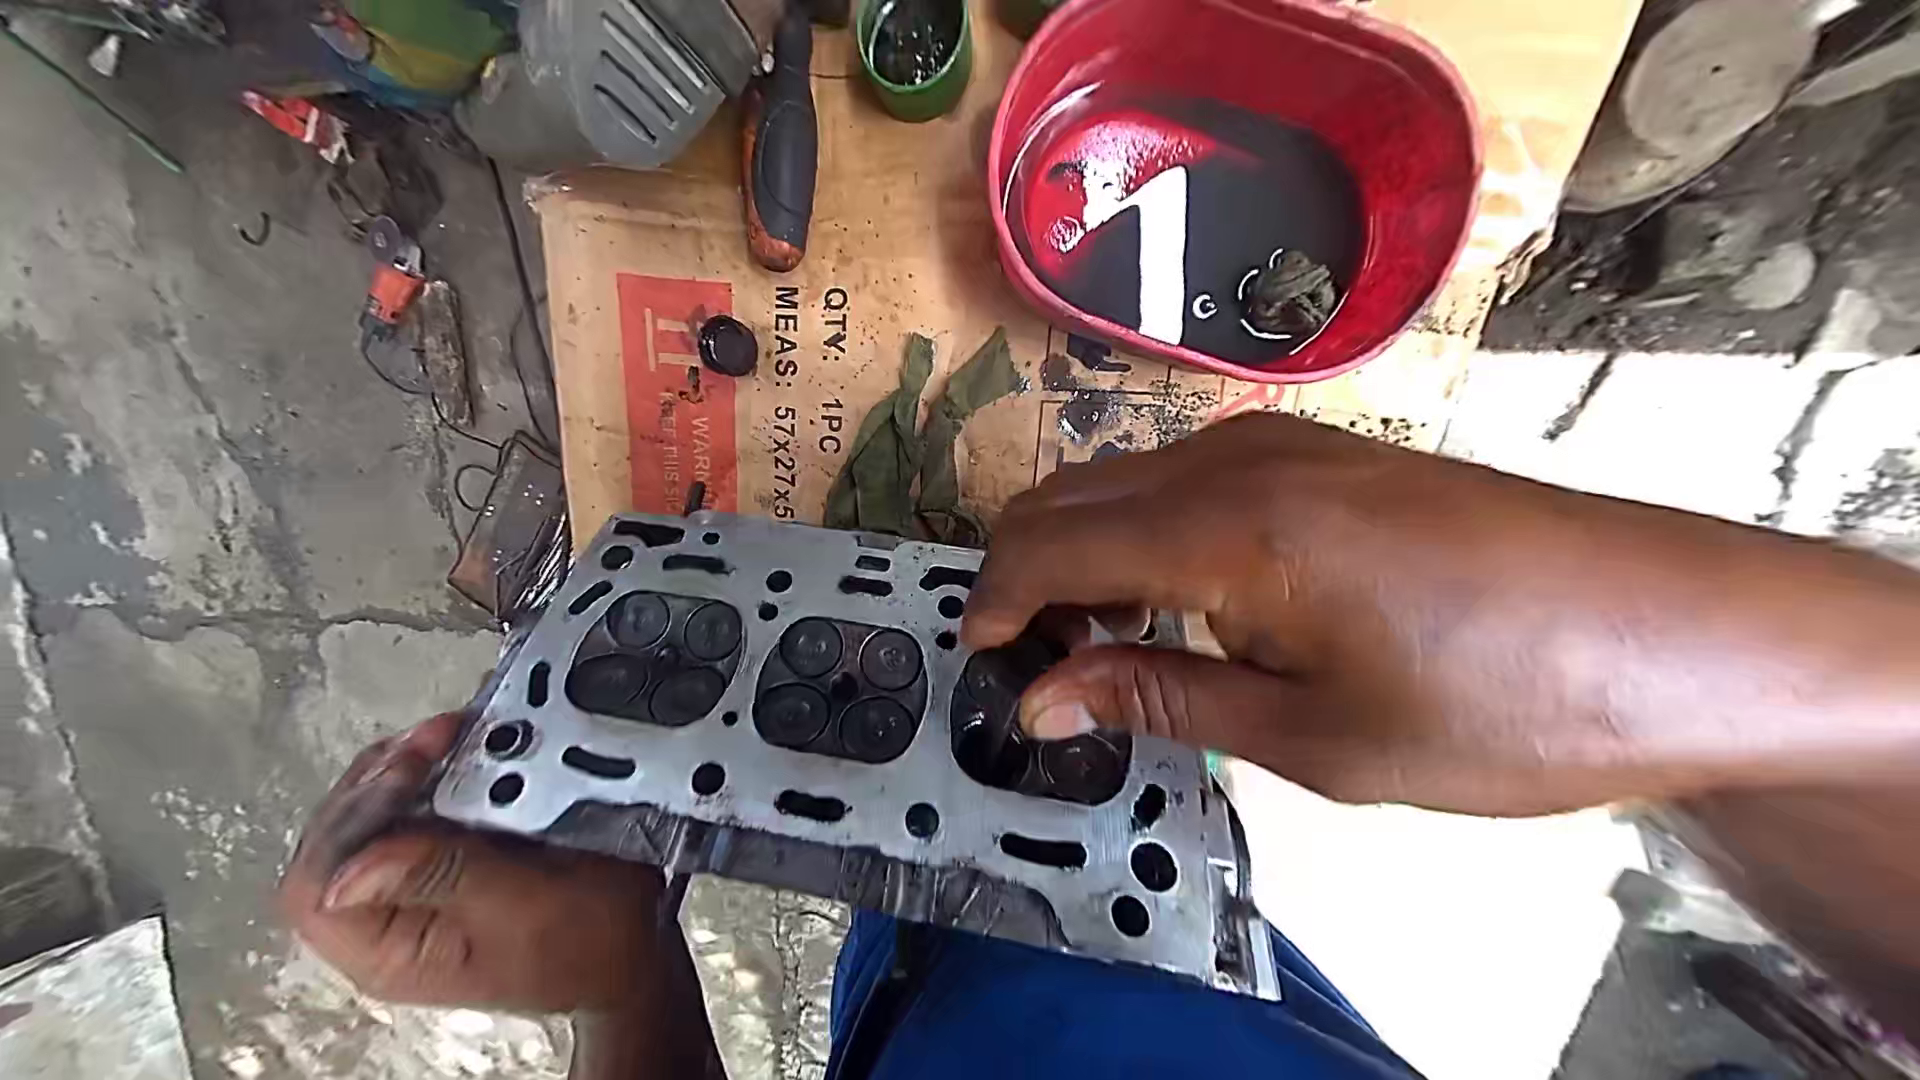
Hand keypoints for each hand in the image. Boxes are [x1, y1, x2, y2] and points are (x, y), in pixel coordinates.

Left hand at [277, 714, 671, 1012]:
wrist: (637, 946)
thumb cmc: (588, 940)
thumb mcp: (526, 909)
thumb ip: (453, 881)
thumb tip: (354, 868)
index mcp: (393, 946)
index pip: (322, 883)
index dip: (355, 814)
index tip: (416, 762)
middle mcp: (398, 913)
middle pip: (347, 840)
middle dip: (384, 778)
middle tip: (438, 734)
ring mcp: (430, 883)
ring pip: (387, 817)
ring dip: (414, 770)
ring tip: (452, 733)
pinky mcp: (467, 857)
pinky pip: (436, 810)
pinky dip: (449, 773)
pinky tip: (474, 751)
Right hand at [964, 413, 1919, 815]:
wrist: (1686, 630)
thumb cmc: (1496, 707)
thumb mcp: (1309, 736)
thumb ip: (1155, 699)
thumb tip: (1039, 701)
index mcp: (1227, 531)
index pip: (1052, 546)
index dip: (998, 603)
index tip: (982, 659)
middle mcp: (1228, 460)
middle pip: (1062, 498)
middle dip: (1022, 575)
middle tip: (1040, 658)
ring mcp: (1263, 440)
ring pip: (1107, 482)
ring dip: (1074, 553)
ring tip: (1106, 637)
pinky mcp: (1296, 445)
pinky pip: (1164, 478)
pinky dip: (1128, 534)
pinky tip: (1170, 594)